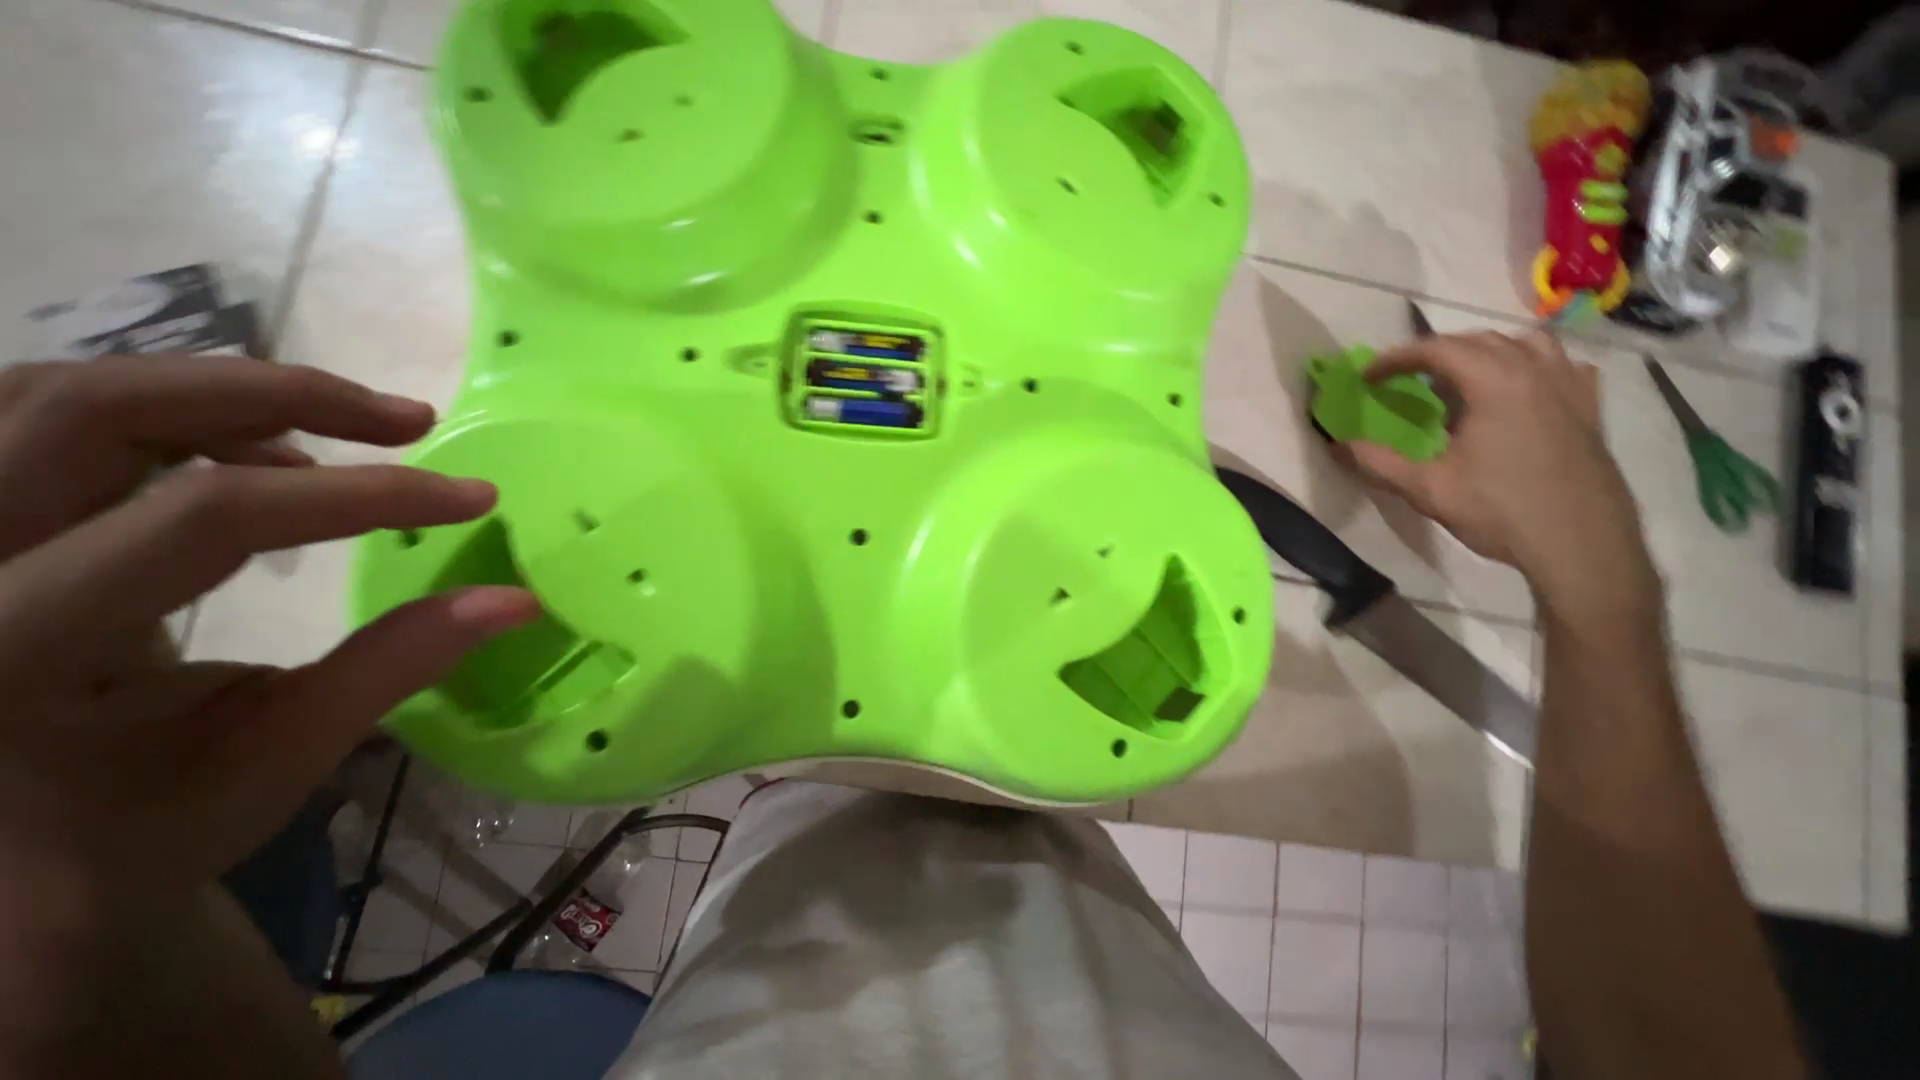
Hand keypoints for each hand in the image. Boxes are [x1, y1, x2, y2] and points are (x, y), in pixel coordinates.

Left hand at [0, 356, 538, 1072]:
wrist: (26, 858)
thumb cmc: (156, 823)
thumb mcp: (283, 755)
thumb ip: (393, 666)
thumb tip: (515, 600)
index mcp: (15, 650)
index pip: (205, 517)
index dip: (358, 494)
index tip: (473, 497)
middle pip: (96, 407)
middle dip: (280, 395)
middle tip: (406, 422)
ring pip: (66, 390)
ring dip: (224, 397)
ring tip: (329, 444)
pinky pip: (54, 413)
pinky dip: (177, 414)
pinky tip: (252, 460)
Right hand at [1339, 329, 1658, 620]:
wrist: (1581, 544)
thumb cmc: (1501, 511)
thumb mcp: (1428, 490)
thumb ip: (1378, 463)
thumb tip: (1337, 446)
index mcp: (1494, 382)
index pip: (1437, 349)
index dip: (1396, 358)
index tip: (1370, 376)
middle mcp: (1535, 371)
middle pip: (1479, 340)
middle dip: (1437, 352)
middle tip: (1407, 377)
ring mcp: (1570, 387)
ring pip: (1526, 343)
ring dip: (1488, 350)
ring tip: (1465, 375)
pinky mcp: (1590, 408)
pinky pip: (1562, 366)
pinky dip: (1535, 366)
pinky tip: (1523, 388)